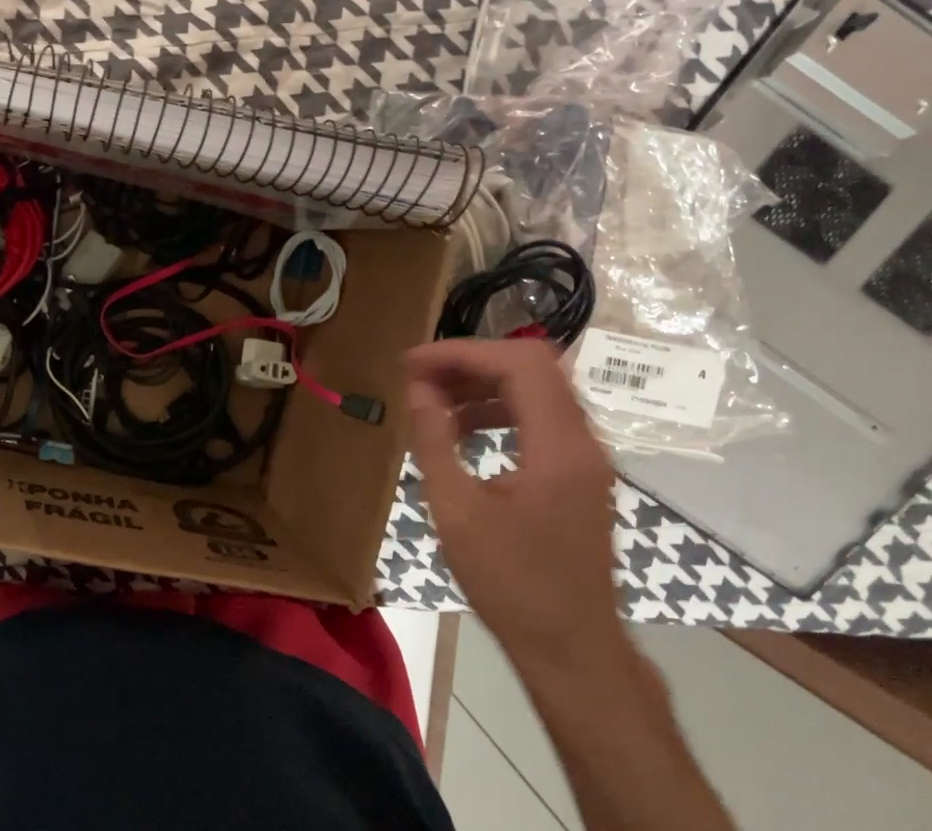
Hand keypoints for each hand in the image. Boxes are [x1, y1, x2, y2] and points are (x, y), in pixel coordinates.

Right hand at [406, 339, 624, 668]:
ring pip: (539, 391)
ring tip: (431, 399)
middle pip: (534, 368)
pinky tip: (463, 431)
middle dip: (471, 361)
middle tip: (417, 376)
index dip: (463, 352)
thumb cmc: (510, 581)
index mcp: (560, 446)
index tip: (411, 363)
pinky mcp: (578, 476)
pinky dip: (499, 410)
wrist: (570, 644)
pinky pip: (541, 420)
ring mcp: (586, 459)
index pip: (521, 362)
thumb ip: (436, 442)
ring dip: (484, 384)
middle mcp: (584, 442)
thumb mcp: (456, 511)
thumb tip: (419, 389)